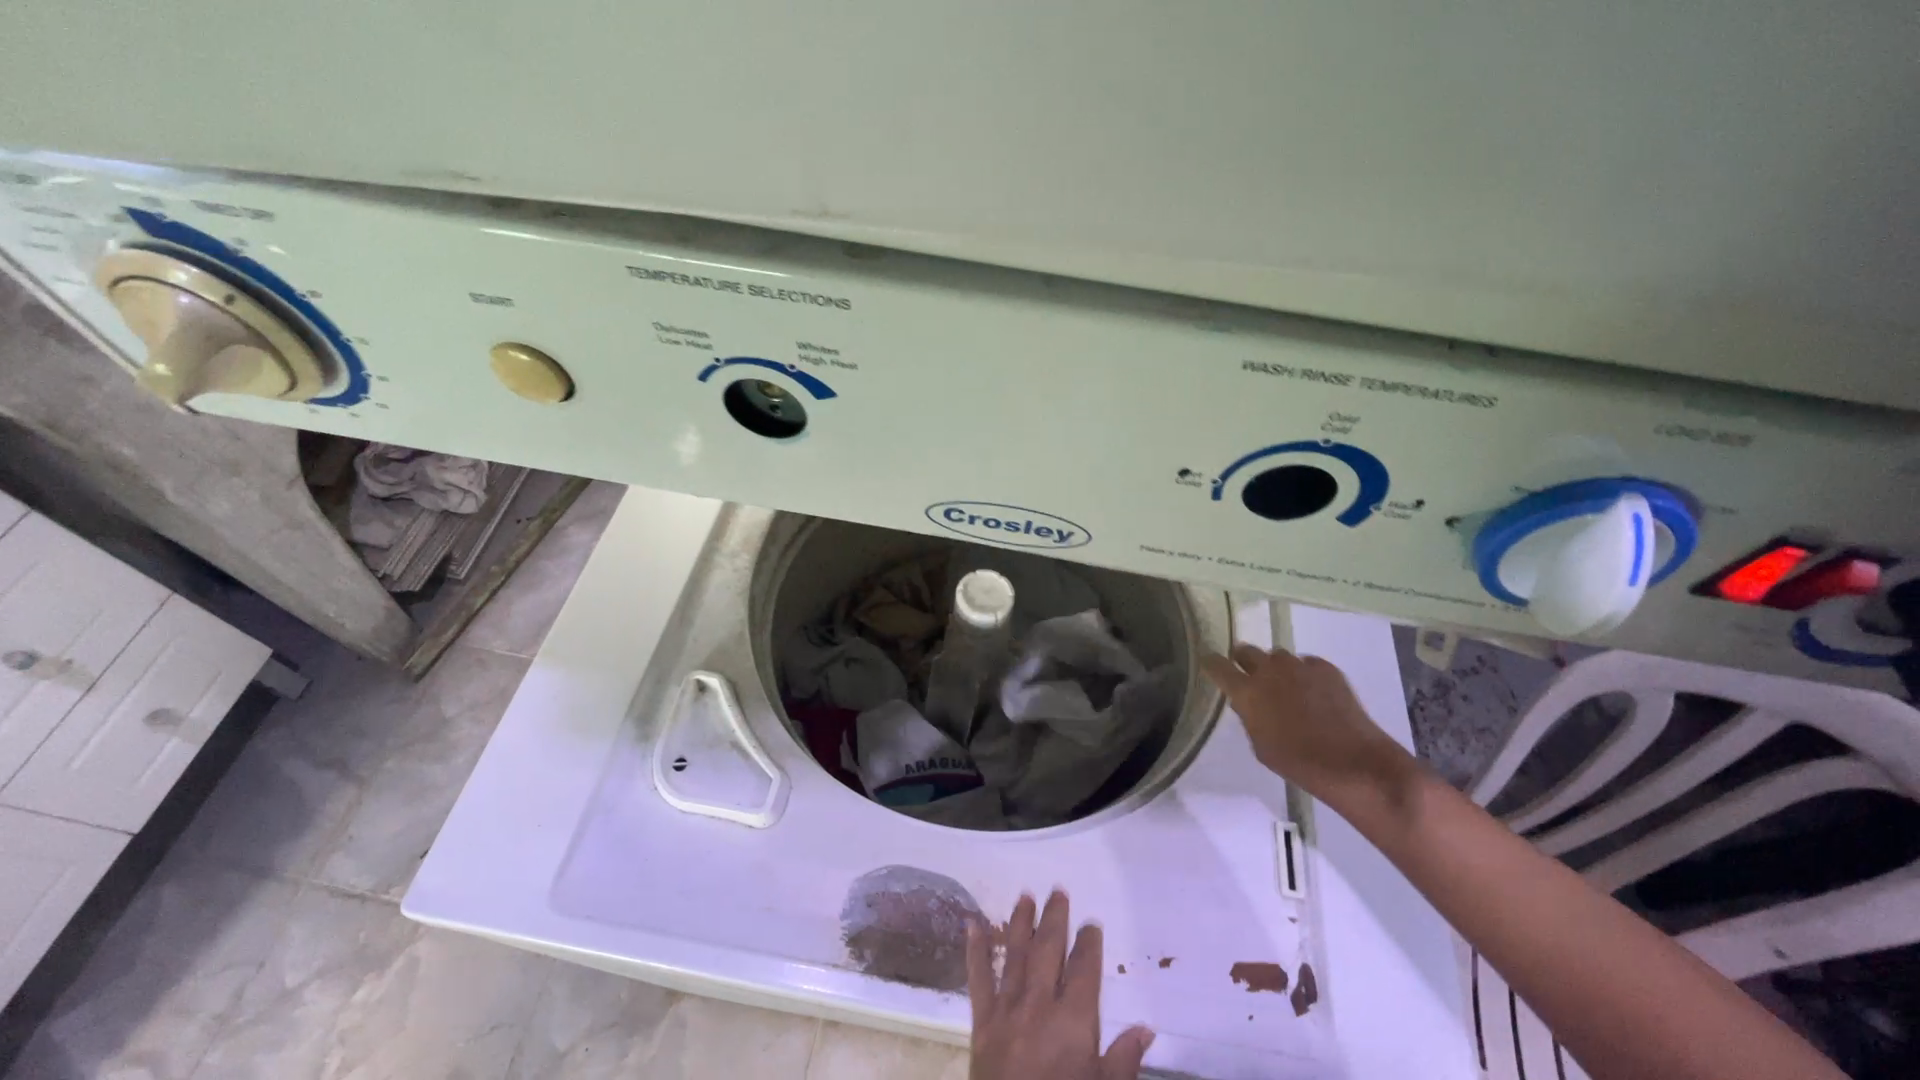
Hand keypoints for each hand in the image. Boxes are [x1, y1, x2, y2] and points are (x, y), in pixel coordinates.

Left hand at [968, 890, 1153, 1079]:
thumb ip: (1123, 1060)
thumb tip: (1146, 1029)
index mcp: (1074, 1022)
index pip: (1085, 971)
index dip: (1089, 945)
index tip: (1092, 923)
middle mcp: (1040, 1005)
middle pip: (1048, 952)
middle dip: (1055, 920)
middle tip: (1058, 890)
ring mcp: (1007, 1010)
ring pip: (1015, 956)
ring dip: (1020, 923)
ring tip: (1025, 895)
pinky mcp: (982, 1022)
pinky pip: (978, 979)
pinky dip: (975, 950)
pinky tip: (972, 924)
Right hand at [1201, 644, 1416, 805]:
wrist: (1351, 760)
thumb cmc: (1297, 761)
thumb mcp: (1260, 745)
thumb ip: (1249, 718)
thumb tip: (1245, 702)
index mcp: (1247, 692)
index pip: (1218, 666)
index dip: (1211, 663)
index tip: (1209, 663)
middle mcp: (1269, 671)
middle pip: (1247, 650)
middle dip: (1244, 660)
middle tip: (1250, 676)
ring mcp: (1299, 666)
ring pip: (1278, 656)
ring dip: (1277, 668)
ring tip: (1287, 688)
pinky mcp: (1326, 668)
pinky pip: (1307, 663)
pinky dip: (1305, 674)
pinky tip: (1314, 694)